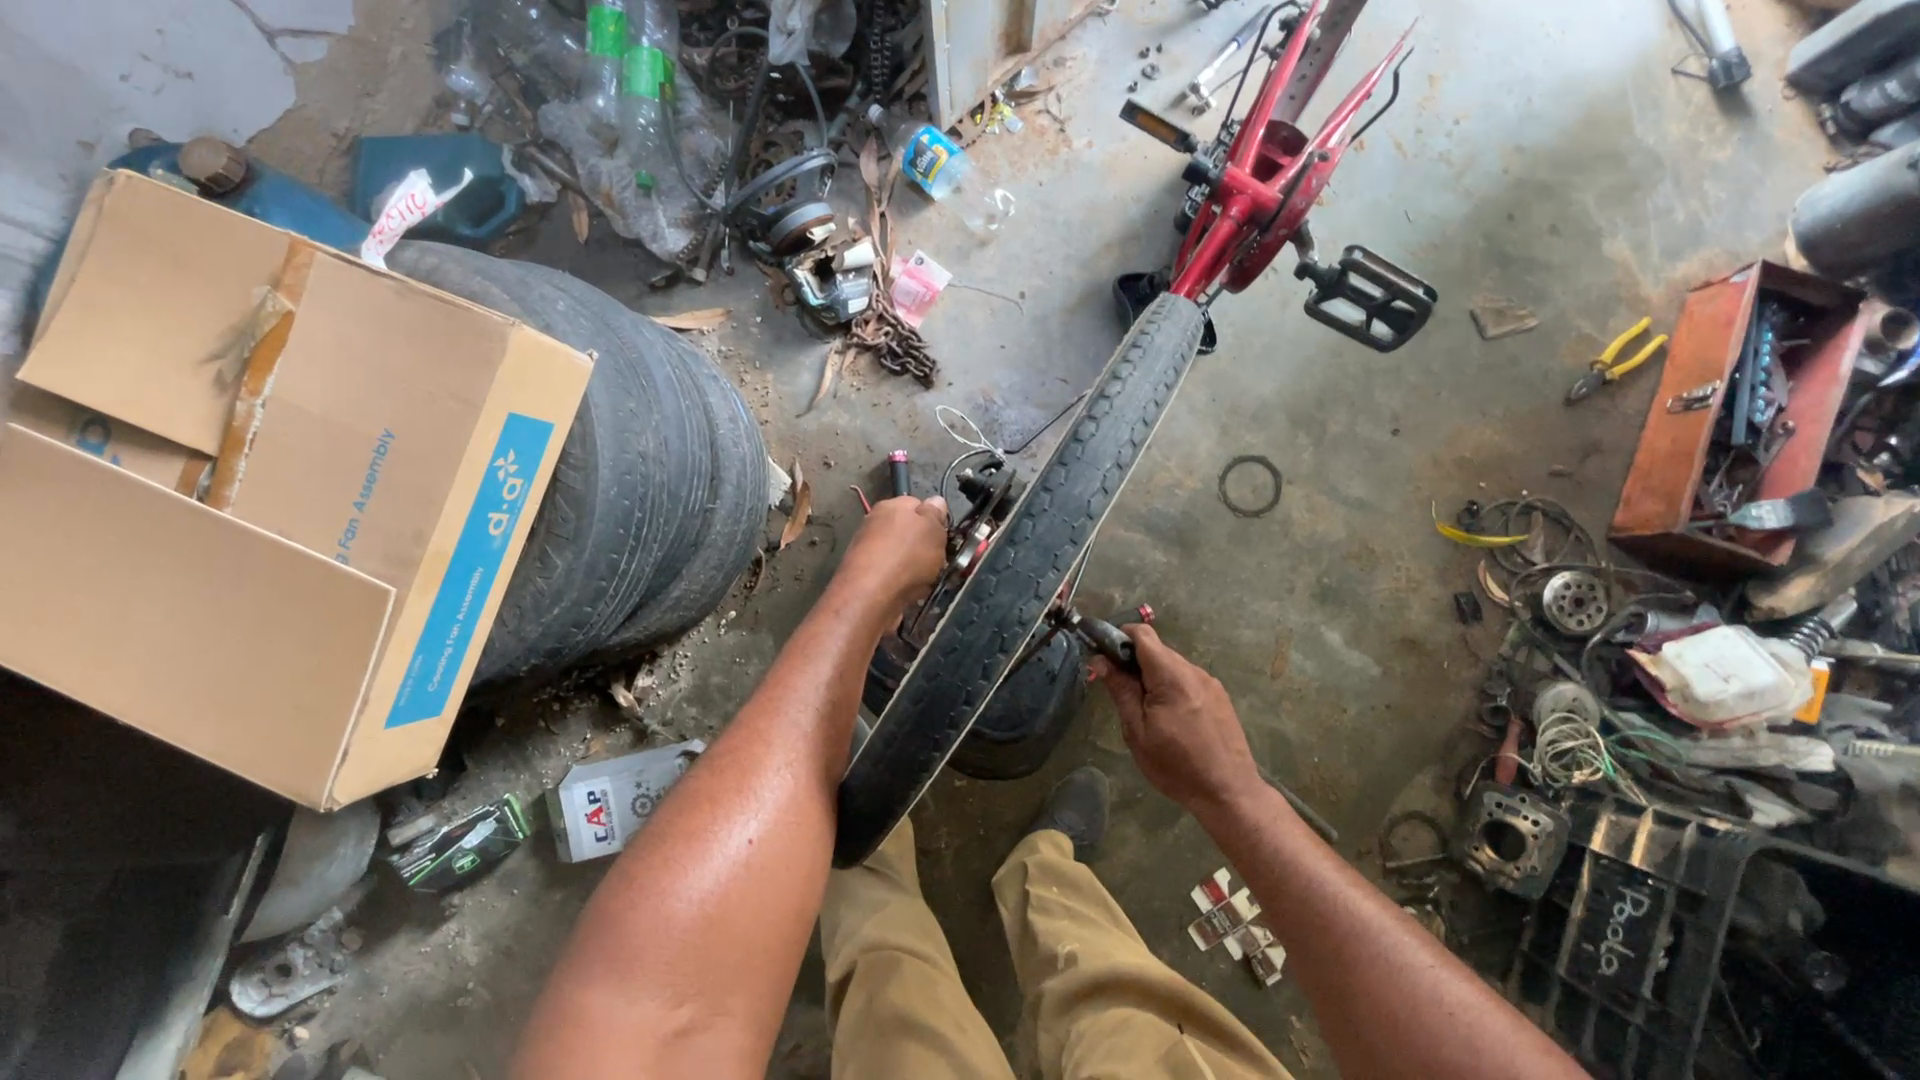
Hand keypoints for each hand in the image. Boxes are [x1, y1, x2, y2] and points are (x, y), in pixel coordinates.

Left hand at [832, 496, 948, 610]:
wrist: (871, 597)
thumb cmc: (907, 557)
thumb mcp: (933, 528)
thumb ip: (935, 512)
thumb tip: (936, 501)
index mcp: (890, 506)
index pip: (918, 504)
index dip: (934, 520)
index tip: (944, 535)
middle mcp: (875, 524)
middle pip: (910, 532)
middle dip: (926, 546)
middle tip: (939, 560)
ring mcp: (868, 551)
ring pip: (903, 556)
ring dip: (916, 567)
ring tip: (926, 580)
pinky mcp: (866, 576)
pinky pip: (894, 576)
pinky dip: (904, 583)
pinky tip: (911, 593)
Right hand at [1091, 624, 1262, 814]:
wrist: (1228, 792)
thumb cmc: (1176, 766)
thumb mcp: (1138, 732)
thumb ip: (1121, 690)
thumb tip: (1100, 660)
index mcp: (1172, 676)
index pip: (1142, 634)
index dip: (1119, 638)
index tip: (1105, 659)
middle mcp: (1194, 671)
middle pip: (1157, 650)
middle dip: (1134, 664)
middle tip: (1121, 693)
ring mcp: (1210, 683)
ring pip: (1172, 666)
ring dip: (1153, 678)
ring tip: (1146, 713)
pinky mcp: (1219, 696)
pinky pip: (1187, 680)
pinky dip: (1171, 688)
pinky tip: (1171, 719)